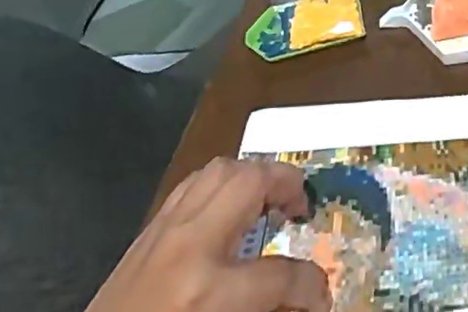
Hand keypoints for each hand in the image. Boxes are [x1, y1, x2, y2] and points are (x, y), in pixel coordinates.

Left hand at [87, 158, 328, 311]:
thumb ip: (261, 307)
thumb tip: (297, 298)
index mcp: (210, 295)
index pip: (279, 277)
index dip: (310, 285)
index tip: (320, 293)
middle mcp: (189, 248)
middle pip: (249, 183)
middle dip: (284, 185)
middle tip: (298, 207)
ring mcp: (164, 232)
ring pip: (219, 170)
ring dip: (252, 175)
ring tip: (268, 197)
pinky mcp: (146, 231)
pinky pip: (191, 184)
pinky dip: (219, 182)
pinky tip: (227, 203)